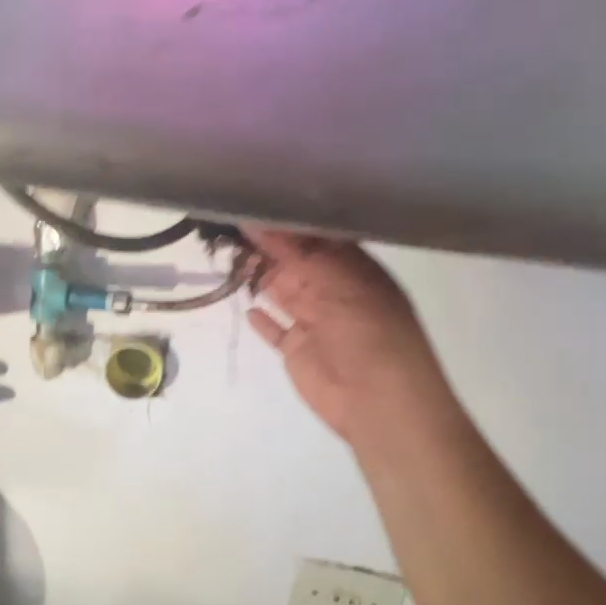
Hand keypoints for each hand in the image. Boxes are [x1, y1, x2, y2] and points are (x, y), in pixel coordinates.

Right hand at [244, 228, 453, 446]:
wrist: (377, 400)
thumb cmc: (368, 332)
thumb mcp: (338, 281)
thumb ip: (297, 251)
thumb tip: (257, 221)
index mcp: (355, 269)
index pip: (317, 237)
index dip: (287, 223)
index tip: (252, 204)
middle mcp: (335, 290)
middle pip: (296, 262)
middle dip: (267, 246)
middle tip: (229, 226)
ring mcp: (315, 321)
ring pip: (282, 291)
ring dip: (260, 276)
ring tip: (228, 255)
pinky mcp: (298, 350)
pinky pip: (275, 329)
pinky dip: (262, 319)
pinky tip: (246, 306)